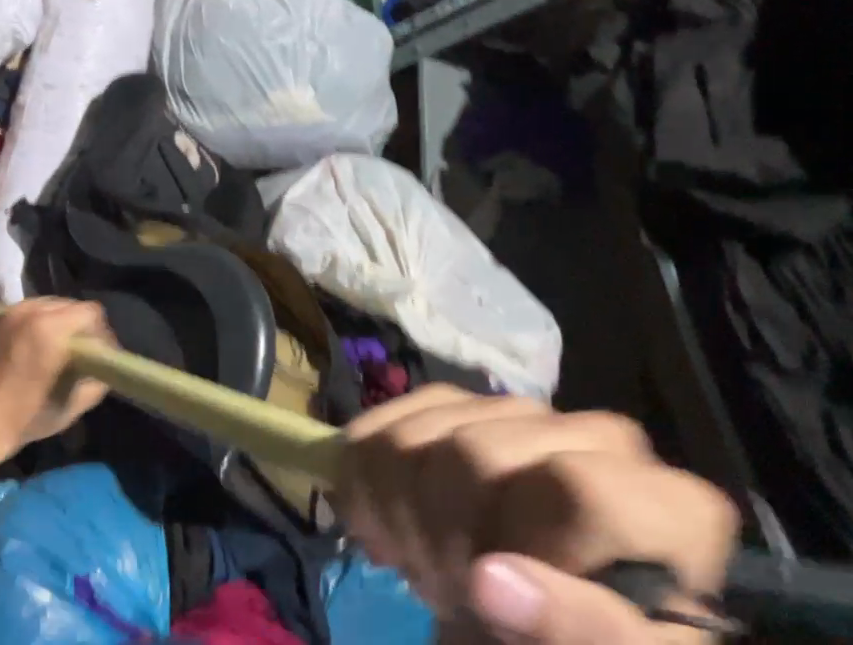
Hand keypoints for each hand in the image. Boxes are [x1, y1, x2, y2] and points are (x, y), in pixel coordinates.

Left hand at [0, 298, 112, 466]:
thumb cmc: (25, 416)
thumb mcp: (72, 405)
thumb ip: (96, 380)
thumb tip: (103, 368)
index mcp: (50, 328)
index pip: (91, 312)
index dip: (101, 333)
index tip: (101, 356)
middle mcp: (29, 311)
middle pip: (68, 304)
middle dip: (79, 326)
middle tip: (82, 354)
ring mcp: (8, 312)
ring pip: (46, 305)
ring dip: (57, 323)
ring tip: (57, 350)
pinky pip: (25, 312)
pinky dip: (36, 324)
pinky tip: (33, 349)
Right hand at [337, 386, 737, 643]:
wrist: (540, 625)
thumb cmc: (587, 643)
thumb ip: (575, 627)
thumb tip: (489, 580)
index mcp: (666, 503)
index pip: (572, 484)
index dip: (514, 541)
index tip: (498, 600)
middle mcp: (598, 436)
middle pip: (474, 452)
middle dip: (440, 532)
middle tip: (450, 591)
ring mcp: (518, 412)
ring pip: (413, 436)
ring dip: (395, 514)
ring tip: (424, 564)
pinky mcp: (453, 406)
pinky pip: (378, 423)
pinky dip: (360, 482)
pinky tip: (386, 529)